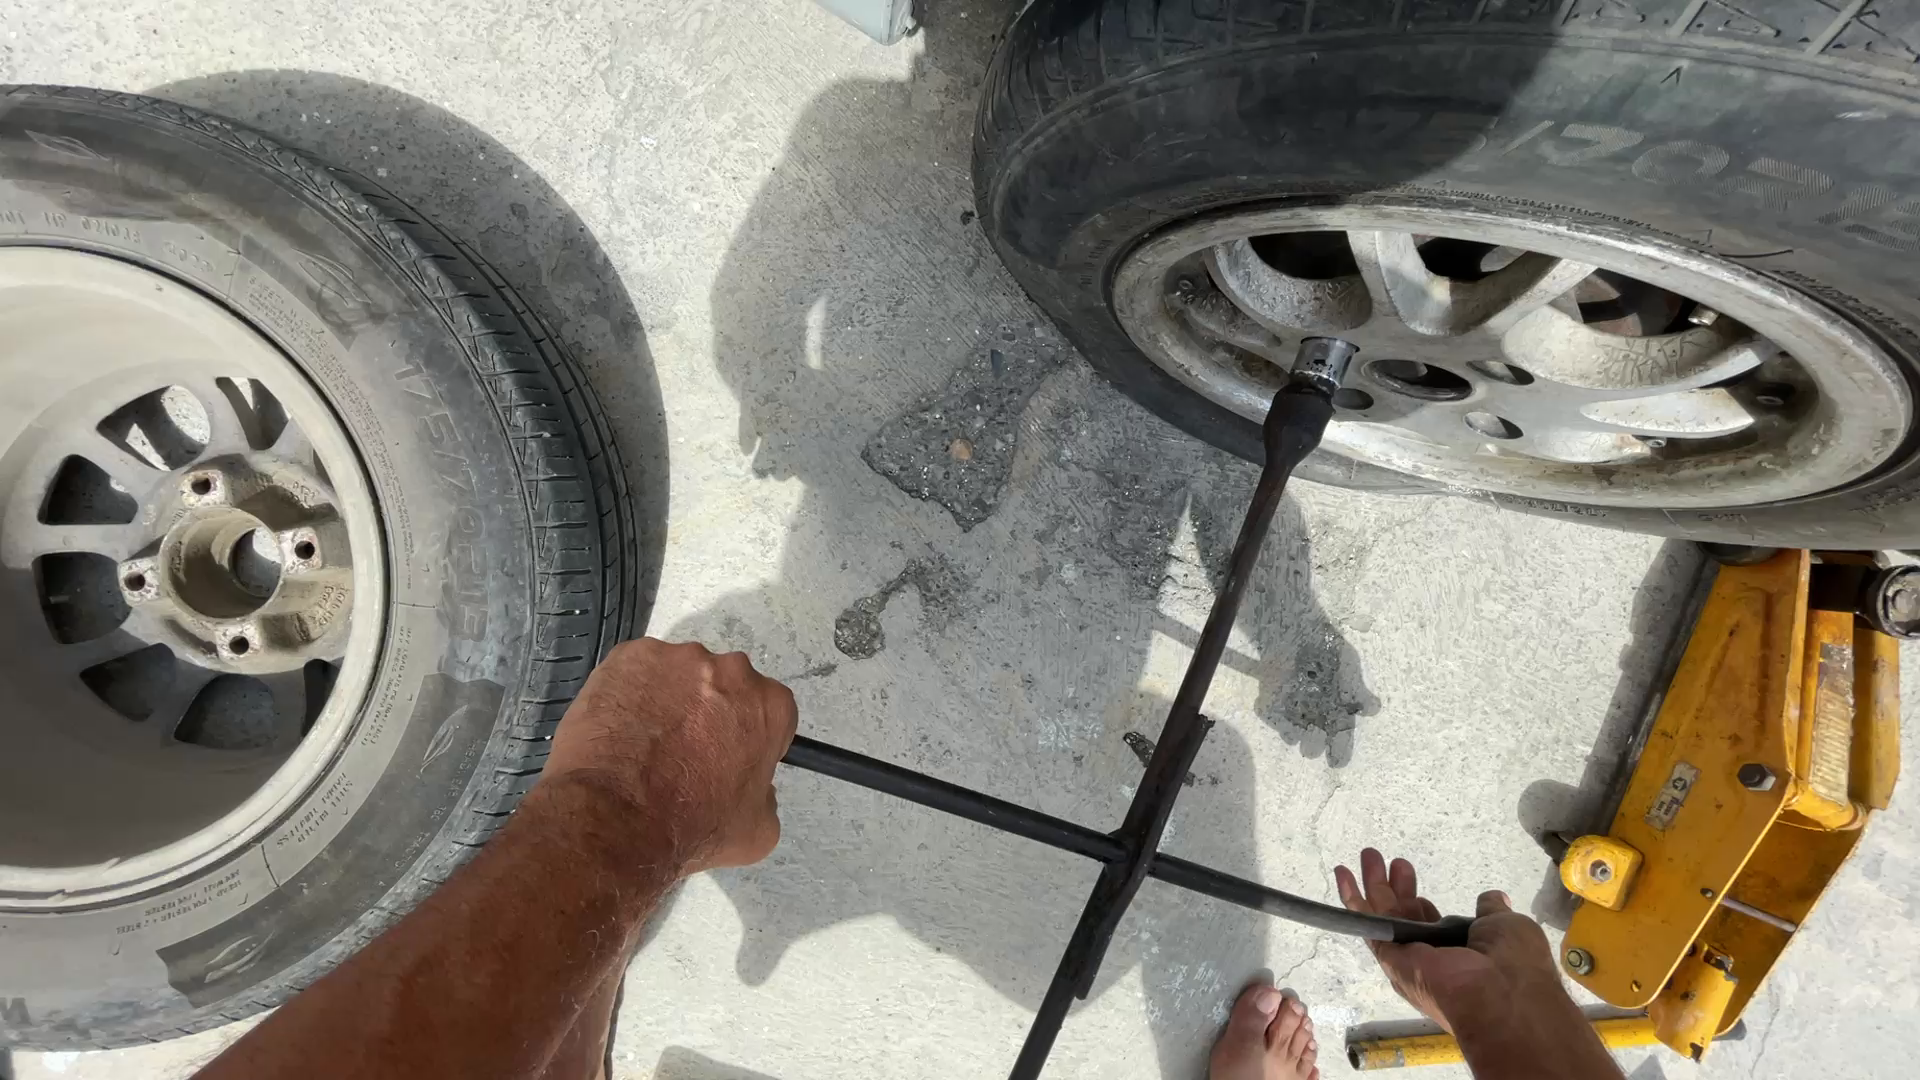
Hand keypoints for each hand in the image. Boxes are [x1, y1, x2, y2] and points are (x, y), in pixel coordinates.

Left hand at [544, 639, 798, 873]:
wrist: (614, 822)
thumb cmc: (691, 827)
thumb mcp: (758, 830)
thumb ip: (766, 793)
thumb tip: (753, 785)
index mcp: (771, 705)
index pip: (769, 711)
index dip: (748, 735)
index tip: (728, 756)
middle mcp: (732, 670)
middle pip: (726, 686)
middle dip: (710, 712)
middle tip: (684, 751)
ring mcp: (679, 658)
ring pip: (679, 676)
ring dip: (669, 701)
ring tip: (644, 744)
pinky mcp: (631, 656)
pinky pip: (636, 670)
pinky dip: (629, 693)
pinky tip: (620, 729)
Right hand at [1334, 849, 1560, 1033]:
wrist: (1497, 994)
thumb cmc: (1512, 962)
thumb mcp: (1511, 927)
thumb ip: (1492, 912)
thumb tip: (1492, 898)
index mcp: (1458, 951)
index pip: (1431, 923)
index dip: (1419, 901)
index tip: (1412, 876)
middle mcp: (1430, 954)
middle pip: (1403, 913)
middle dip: (1394, 885)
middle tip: (1388, 859)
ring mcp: (1407, 954)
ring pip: (1382, 913)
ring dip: (1373, 883)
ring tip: (1368, 853)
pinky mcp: (1388, 954)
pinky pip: (1366, 922)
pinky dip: (1352, 896)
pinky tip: (1343, 872)